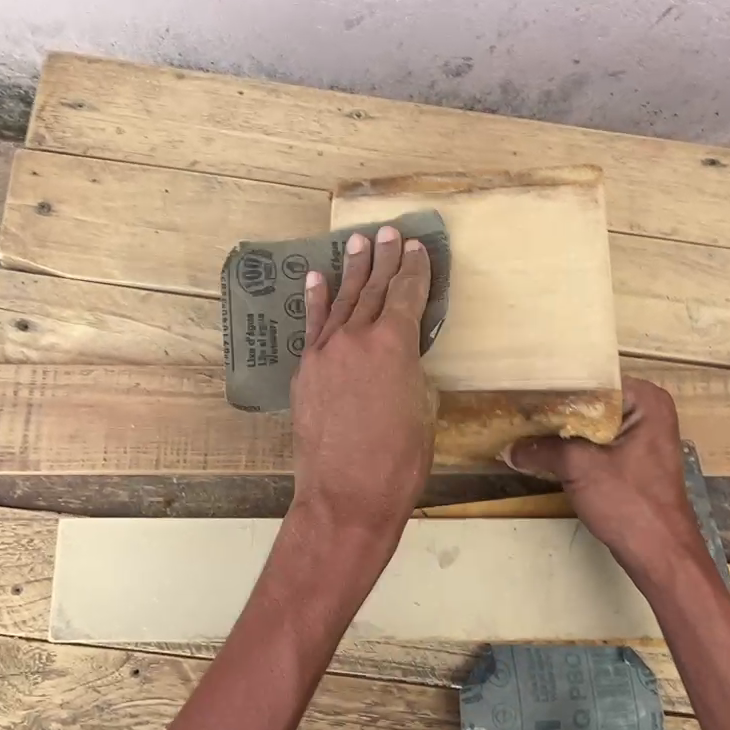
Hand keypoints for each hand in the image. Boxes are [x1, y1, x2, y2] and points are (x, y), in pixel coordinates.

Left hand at [288, 225, 436, 537]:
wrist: (345, 497)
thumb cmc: (399, 463)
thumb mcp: (423, 412)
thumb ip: (413, 374)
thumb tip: (403, 360)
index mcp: (395, 346)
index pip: (407, 295)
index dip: (415, 270)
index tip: (418, 247)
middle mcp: (356, 339)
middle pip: (374, 290)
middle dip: (384, 260)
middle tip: (389, 232)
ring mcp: (325, 353)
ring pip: (343, 302)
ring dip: (352, 271)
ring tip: (358, 243)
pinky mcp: (306, 372)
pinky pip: (313, 327)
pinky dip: (317, 301)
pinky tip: (318, 278)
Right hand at [503, 379, 705, 568]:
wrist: (659, 554)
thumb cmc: (630, 504)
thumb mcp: (579, 468)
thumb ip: (542, 449)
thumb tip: (509, 447)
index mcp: (645, 400)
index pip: (592, 379)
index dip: (556, 385)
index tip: (521, 387)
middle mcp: (647, 411)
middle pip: (590, 400)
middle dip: (554, 408)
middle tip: (514, 405)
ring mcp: (640, 436)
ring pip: (589, 423)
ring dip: (560, 429)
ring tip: (521, 424)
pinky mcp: (630, 459)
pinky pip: (594, 442)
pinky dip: (570, 446)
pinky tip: (540, 448)